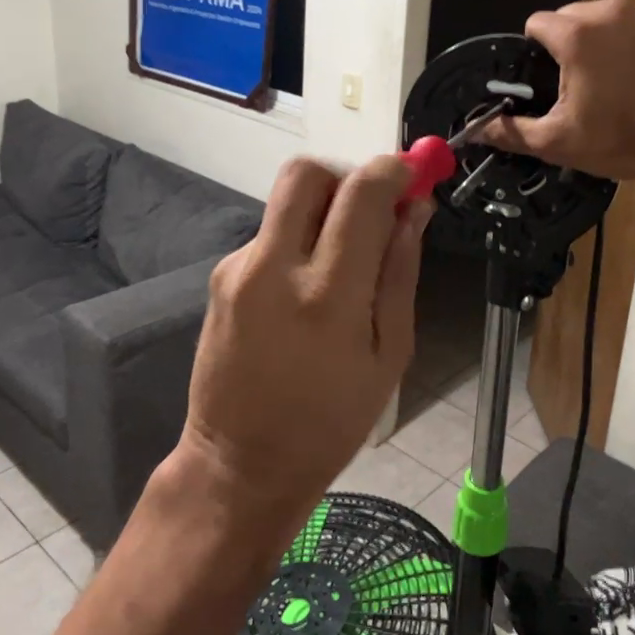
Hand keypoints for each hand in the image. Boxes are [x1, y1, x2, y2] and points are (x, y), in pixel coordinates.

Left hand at [179, 155, 435, 511]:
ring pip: (285, 204)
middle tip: (371, 210)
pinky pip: (268, 236)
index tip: (414, 173)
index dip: (394, 170)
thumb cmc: (331, 422)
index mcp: (327, 297)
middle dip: (347, 177)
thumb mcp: (389, 355)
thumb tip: (415, 209)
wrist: (241, 464)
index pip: (362, 195)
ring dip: (322, 213)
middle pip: (307, 173)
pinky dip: (297, 244)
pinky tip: (304, 295)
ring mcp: (238, 270)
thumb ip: (400, 273)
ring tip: (341, 266)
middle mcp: (274, 269)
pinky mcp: (219, 277)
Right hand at [479, 0, 634, 184]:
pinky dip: (619, 46)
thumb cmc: (623, 137)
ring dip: (591, 45)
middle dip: (561, 48)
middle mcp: (607, 13)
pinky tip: (628, 79)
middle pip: (566, 19)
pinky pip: (626, 28)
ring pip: (597, 22)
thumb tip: (477, 130)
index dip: (530, 54)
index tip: (539, 84)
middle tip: (569, 90)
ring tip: (600, 85)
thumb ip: (512, 132)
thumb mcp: (559, 142)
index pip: (535, 24)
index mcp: (576, 34)